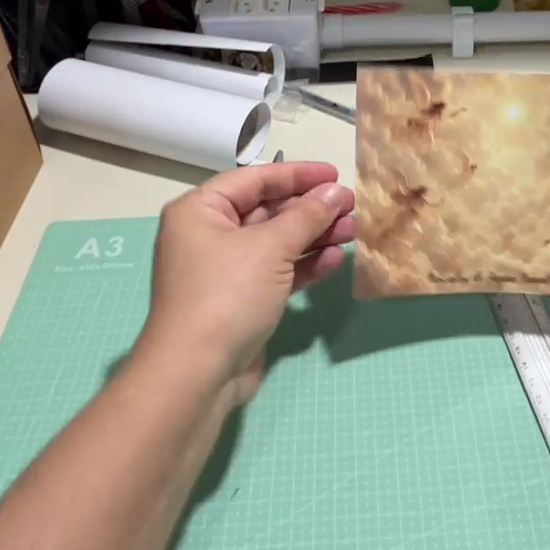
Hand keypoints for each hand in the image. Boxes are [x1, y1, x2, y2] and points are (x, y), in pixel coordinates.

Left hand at [141, 162, 354, 404]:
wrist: (196, 375)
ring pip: (276, 243)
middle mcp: (208, 235)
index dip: (297, 175)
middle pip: (267, 210)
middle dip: (310, 209)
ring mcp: (224, 271)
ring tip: (353, 231)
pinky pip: (277, 272)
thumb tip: (336, 192)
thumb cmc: (227, 295)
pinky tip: (335, 260)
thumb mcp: (270, 247)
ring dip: (314, 236)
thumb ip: (307, 216)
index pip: (254, 179)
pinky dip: (304, 265)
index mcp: (200, 211)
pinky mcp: (241, 300)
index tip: (335, 174)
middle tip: (351, 206)